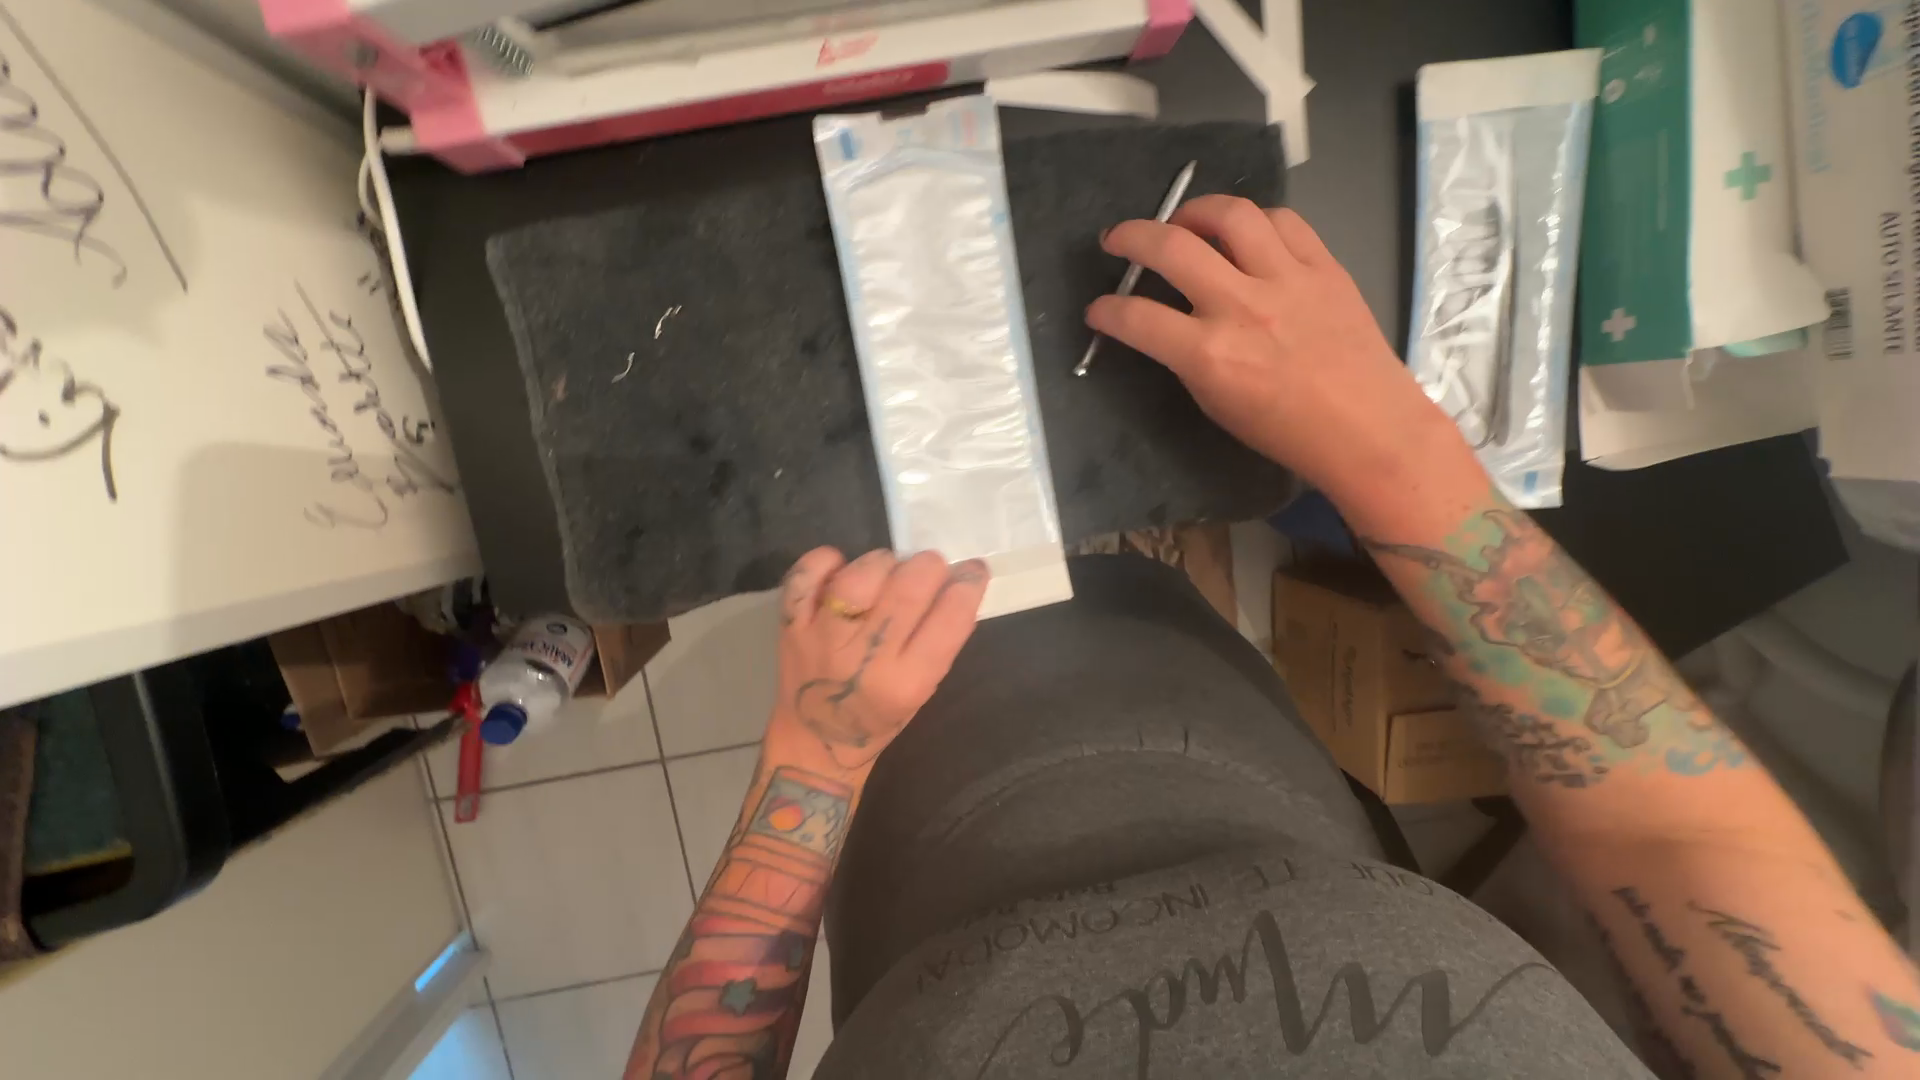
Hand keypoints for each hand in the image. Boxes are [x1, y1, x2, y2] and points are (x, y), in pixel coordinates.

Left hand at [769, 548, 988, 773]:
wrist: (814, 742)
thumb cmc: (878, 717)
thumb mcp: (923, 690)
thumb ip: (940, 641)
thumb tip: (959, 582)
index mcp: (907, 682)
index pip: (950, 621)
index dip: (968, 585)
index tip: (972, 571)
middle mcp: (865, 659)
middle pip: (907, 590)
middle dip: (929, 566)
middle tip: (930, 567)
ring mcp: (823, 640)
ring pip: (857, 578)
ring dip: (882, 562)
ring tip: (888, 568)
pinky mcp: (791, 626)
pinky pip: (804, 578)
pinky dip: (824, 561)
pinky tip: (840, 566)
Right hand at [1085, 196, 1466, 501]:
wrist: (1366, 428)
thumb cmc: (1283, 431)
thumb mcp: (1215, 403)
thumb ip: (1186, 358)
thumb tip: (1167, 326)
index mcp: (1209, 355)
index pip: (1136, 318)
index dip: (1105, 311)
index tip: (1098, 309)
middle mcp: (1241, 307)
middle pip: (1171, 247)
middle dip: (1131, 236)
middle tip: (1117, 239)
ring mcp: (1286, 279)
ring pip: (1229, 215)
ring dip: (1193, 211)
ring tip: (1181, 222)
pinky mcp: (1323, 266)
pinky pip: (1283, 221)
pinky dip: (1253, 220)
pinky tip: (1243, 233)